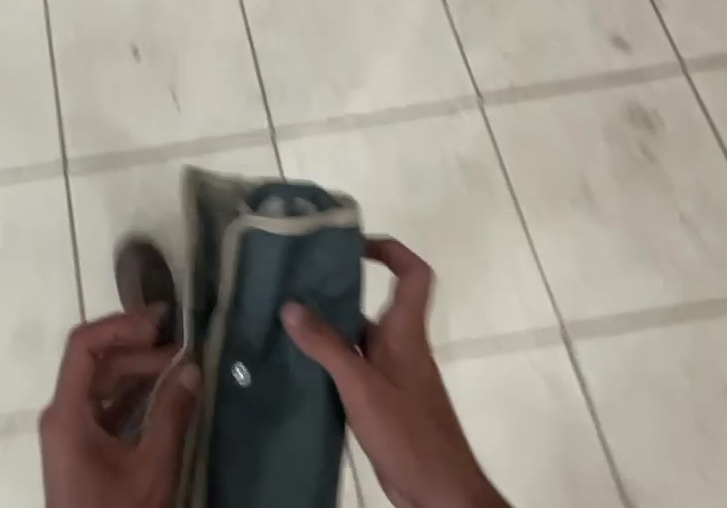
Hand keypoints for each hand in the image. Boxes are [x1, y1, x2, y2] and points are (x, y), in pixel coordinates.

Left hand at [41, 309, 201, 507]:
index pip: (84, 346)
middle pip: (97, 362)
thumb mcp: (150, 470)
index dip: (120, 326)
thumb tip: (191, 368)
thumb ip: (170, 415)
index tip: (158, 325)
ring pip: (104, 383)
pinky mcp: (84, 447)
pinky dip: (136, 395)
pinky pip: (108, 406)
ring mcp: (71, 431)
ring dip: (140, 372)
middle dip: (140, 351)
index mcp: (66, 413)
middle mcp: (62, 414)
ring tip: (181, 368)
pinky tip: (167, 394)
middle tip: (184, 350)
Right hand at [280, 238, 508, 507]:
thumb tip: (289, 305)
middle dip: (338, 286)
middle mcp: (400, 345)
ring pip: (358, 335)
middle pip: (374, 301)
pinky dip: (328, 358)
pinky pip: (352, 364)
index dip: (391, 251)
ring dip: (327, 325)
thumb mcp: (361, 385)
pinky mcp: (382, 399)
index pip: (414, 274)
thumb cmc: (409, 432)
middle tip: (296, 278)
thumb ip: (326, 345)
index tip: (353, 245)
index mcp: (406, 332)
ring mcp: (392, 374)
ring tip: (285, 316)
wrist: (440, 494)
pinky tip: (298, 363)